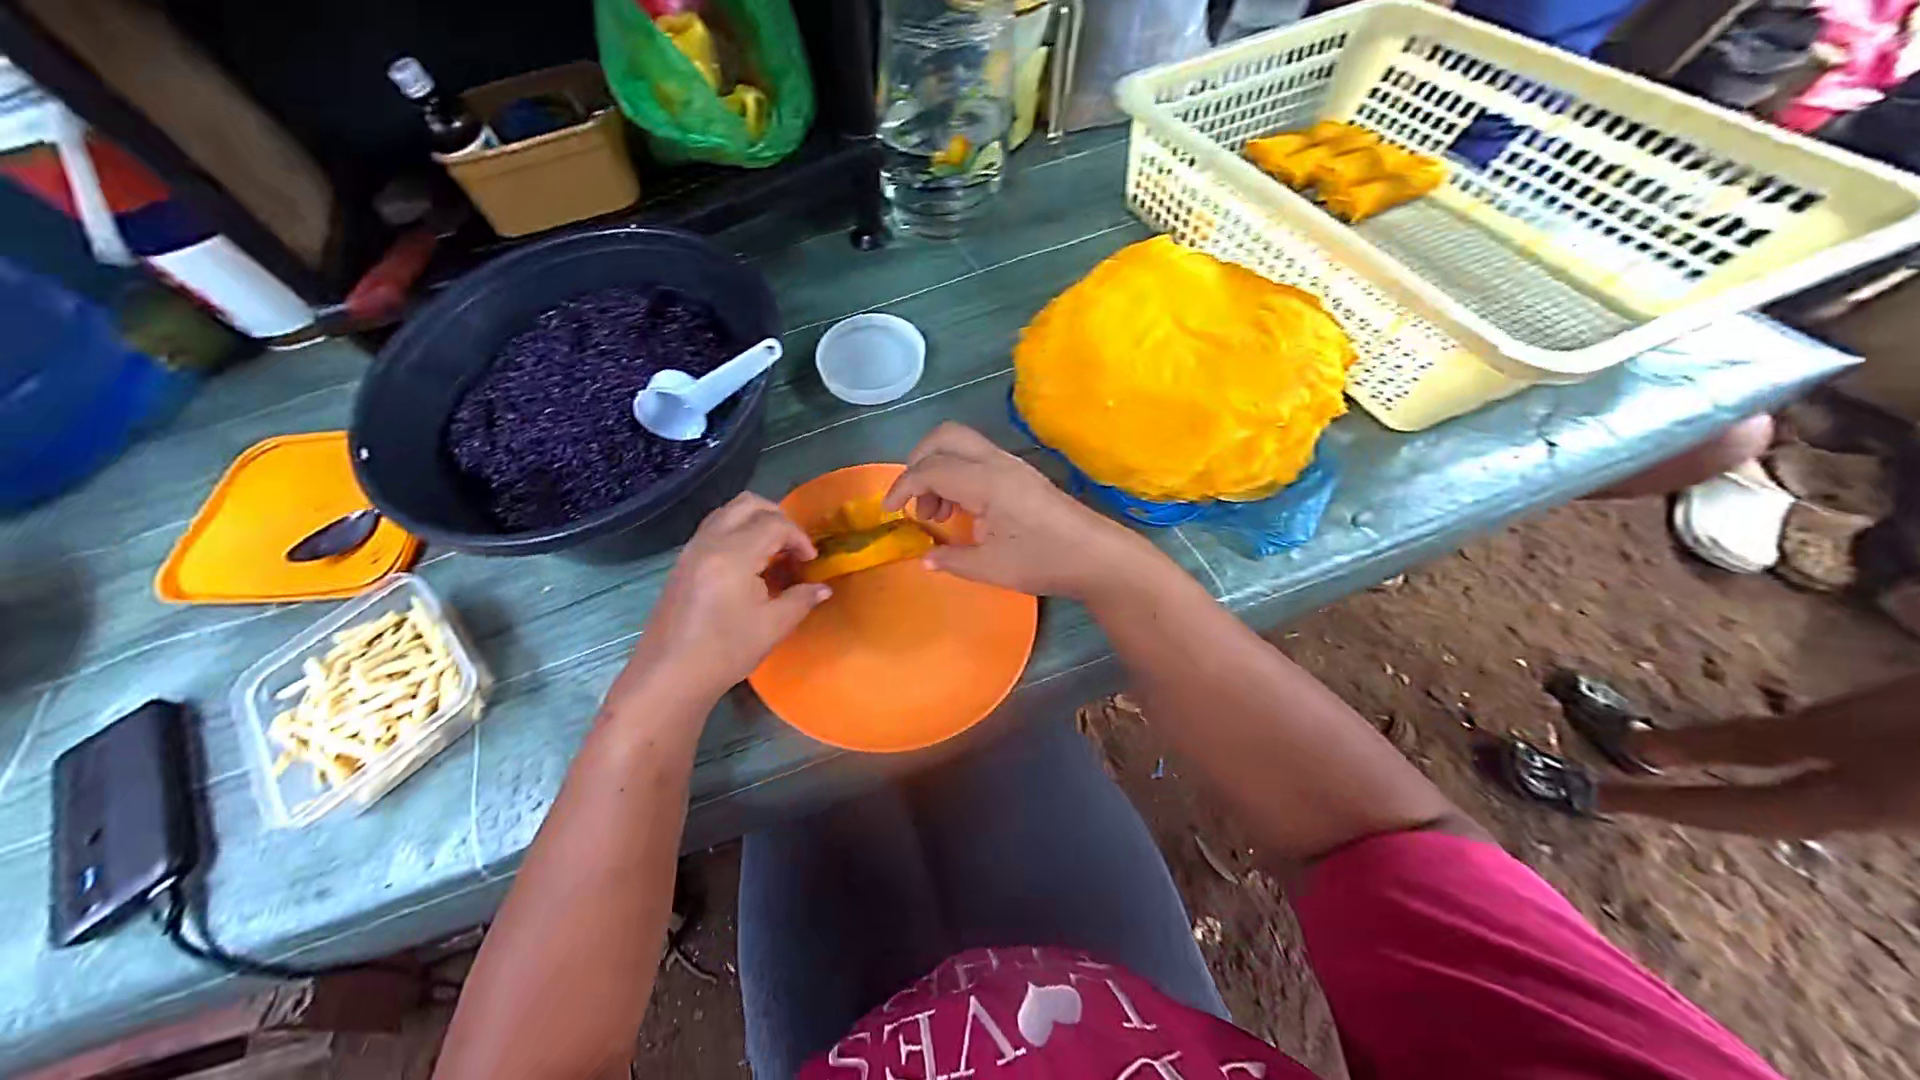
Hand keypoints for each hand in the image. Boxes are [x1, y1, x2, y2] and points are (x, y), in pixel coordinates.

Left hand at [626, 493, 829, 700]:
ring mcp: (692, 549)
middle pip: (749, 504)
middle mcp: (710, 542)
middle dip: (778, 518)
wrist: (670, 675)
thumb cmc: (725, 651)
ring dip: (756, 522)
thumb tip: (823, 588)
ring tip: (772, 553)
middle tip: (792, 547)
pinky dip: (738, 532)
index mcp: (733, 554)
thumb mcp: (773, 626)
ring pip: (728, 512)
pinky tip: (748, 565)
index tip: (810, 561)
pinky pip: (715, 528)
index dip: (799, 538)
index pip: (775, 524)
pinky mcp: (683, 562)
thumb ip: (802, 599)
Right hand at [883, 423, 1161, 598]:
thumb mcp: (991, 568)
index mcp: (985, 481)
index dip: (903, 487)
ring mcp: (1011, 465)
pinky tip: (962, 510)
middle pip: (944, 437)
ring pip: (961, 444)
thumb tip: (925, 558)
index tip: (889, 512)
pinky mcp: (1021, 474)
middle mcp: (996, 463)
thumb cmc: (1044, 561)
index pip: (930, 469)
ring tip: (939, 515)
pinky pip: (977, 457)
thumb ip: (951, 560)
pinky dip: (957, 473)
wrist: (1098, 556)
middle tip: (915, 503)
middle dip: (917, 462)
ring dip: (938, 469)